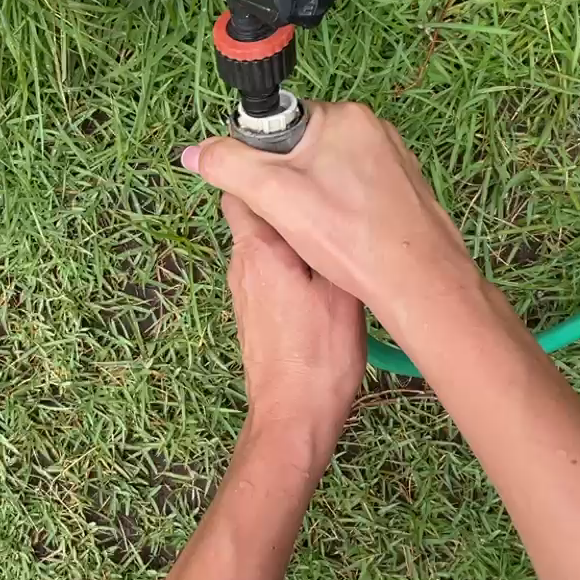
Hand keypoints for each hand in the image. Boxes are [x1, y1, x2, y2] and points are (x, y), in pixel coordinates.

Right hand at [186, 102, 485, 351]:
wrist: (418, 280)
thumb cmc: (349, 235)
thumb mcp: (273, 196)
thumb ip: (228, 166)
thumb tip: (194, 153)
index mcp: (342, 116)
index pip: (277, 126)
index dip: (258, 162)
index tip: (265, 195)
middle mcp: (371, 128)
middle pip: (300, 149)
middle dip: (285, 183)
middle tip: (290, 219)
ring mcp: (390, 157)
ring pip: (326, 172)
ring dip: (311, 198)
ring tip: (318, 232)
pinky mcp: (401, 186)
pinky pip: (352, 188)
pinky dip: (339, 210)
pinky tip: (341, 236)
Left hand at [221, 195, 365, 471]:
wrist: (292, 413)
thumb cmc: (319, 353)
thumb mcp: (338, 289)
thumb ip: (327, 243)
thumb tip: (326, 207)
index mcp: (257, 248)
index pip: (243, 189)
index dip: (268, 172)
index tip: (303, 166)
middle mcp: (240, 263)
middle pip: (256, 213)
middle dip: (288, 203)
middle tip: (330, 201)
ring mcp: (242, 289)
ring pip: (264, 242)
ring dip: (292, 235)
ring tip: (334, 236)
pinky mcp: (252, 310)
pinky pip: (267, 269)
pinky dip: (289, 262)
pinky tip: (322, 273)